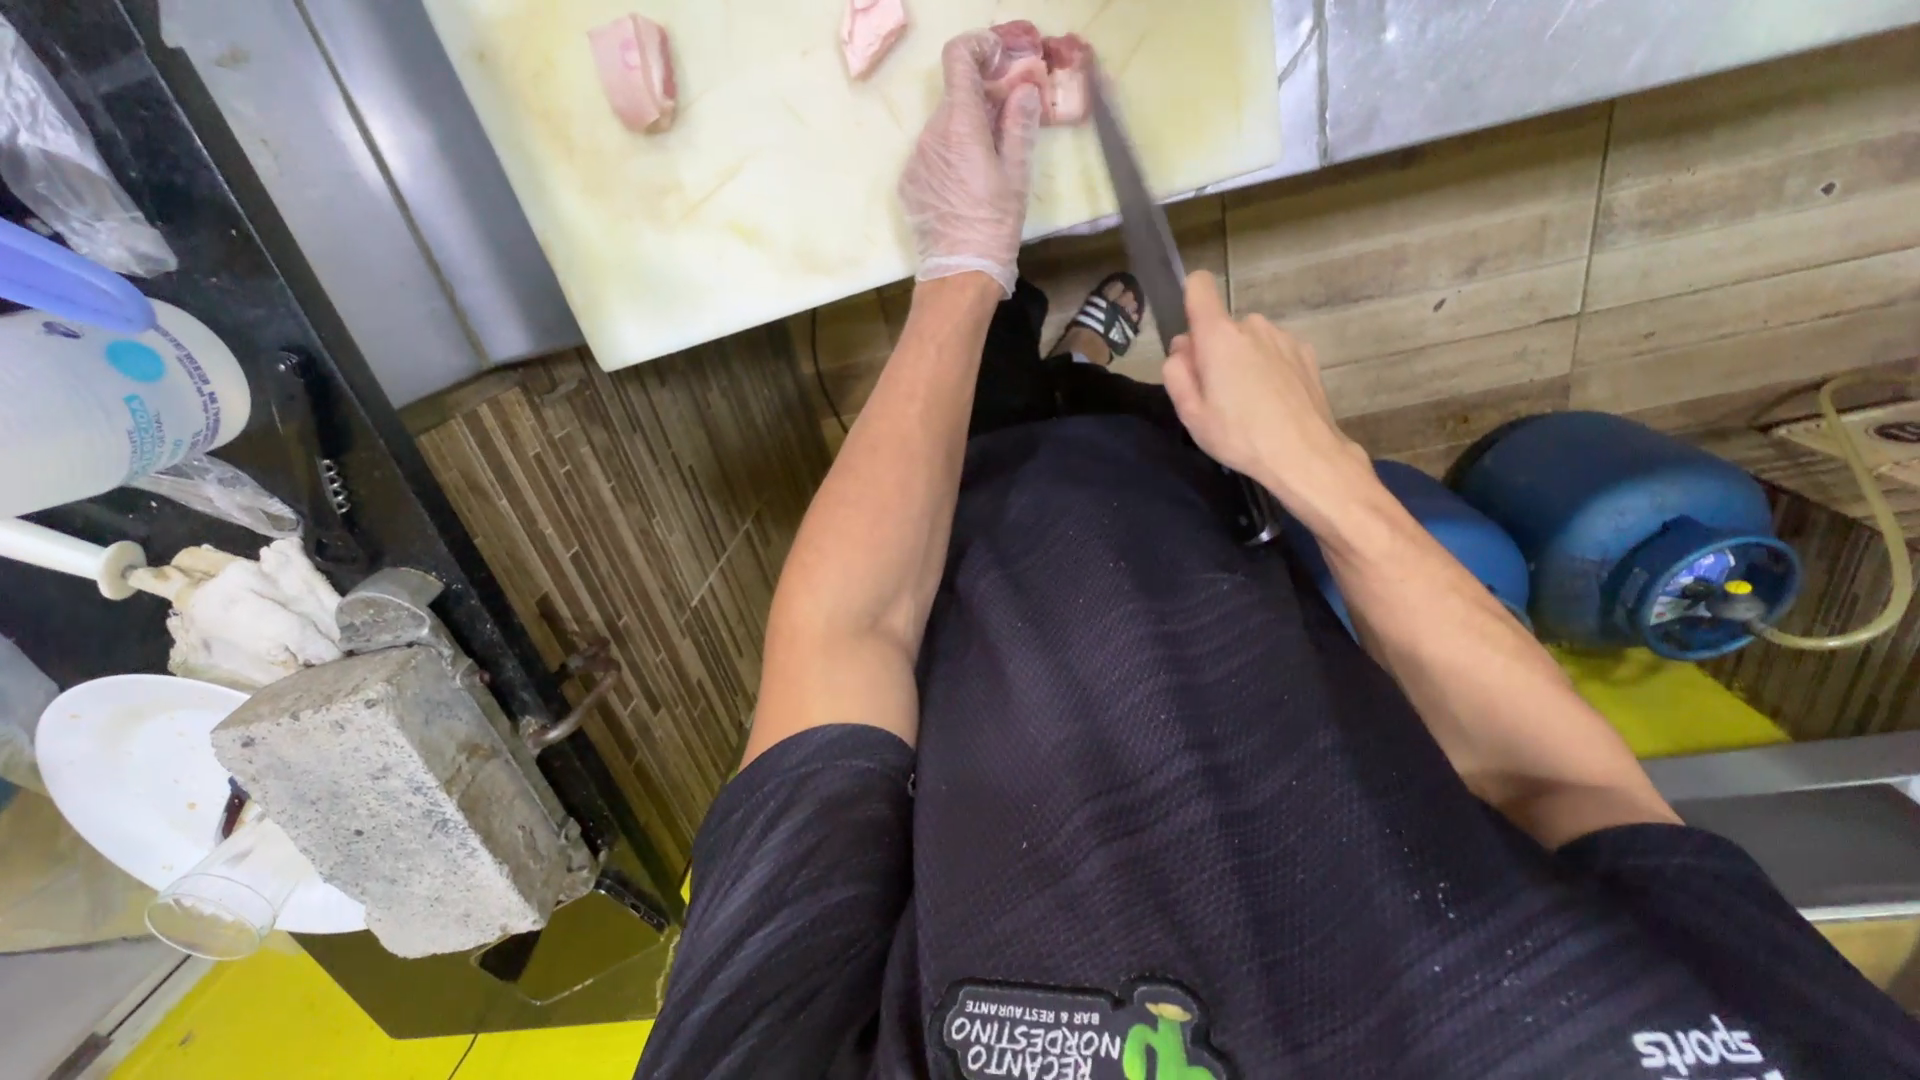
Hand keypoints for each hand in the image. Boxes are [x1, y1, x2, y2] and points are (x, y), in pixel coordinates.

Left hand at [899, 32, 1042, 296]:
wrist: (959, 273)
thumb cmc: (994, 225)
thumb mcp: (1016, 175)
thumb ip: (1019, 124)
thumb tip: (1023, 90)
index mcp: (960, 125)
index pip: (958, 59)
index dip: (978, 50)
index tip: (997, 61)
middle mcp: (930, 135)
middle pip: (954, 99)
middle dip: (981, 102)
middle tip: (1008, 123)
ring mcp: (915, 160)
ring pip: (942, 130)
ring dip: (965, 134)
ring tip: (988, 166)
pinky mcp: (909, 183)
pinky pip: (930, 157)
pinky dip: (949, 159)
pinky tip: (965, 189)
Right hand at [1162, 271, 1370, 510]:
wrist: (1304, 453)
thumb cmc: (1238, 435)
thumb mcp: (1190, 413)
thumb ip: (1176, 372)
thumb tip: (1182, 349)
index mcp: (1218, 336)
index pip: (1200, 286)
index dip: (1190, 300)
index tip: (1191, 336)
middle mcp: (1252, 326)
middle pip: (1223, 326)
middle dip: (1214, 350)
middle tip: (1217, 394)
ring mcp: (1282, 338)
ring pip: (1250, 340)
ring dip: (1243, 360)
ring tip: (1248, 402)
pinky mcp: (1305, 353)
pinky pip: (1274, 351)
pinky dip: (1268, 368)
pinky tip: (1273, 401)